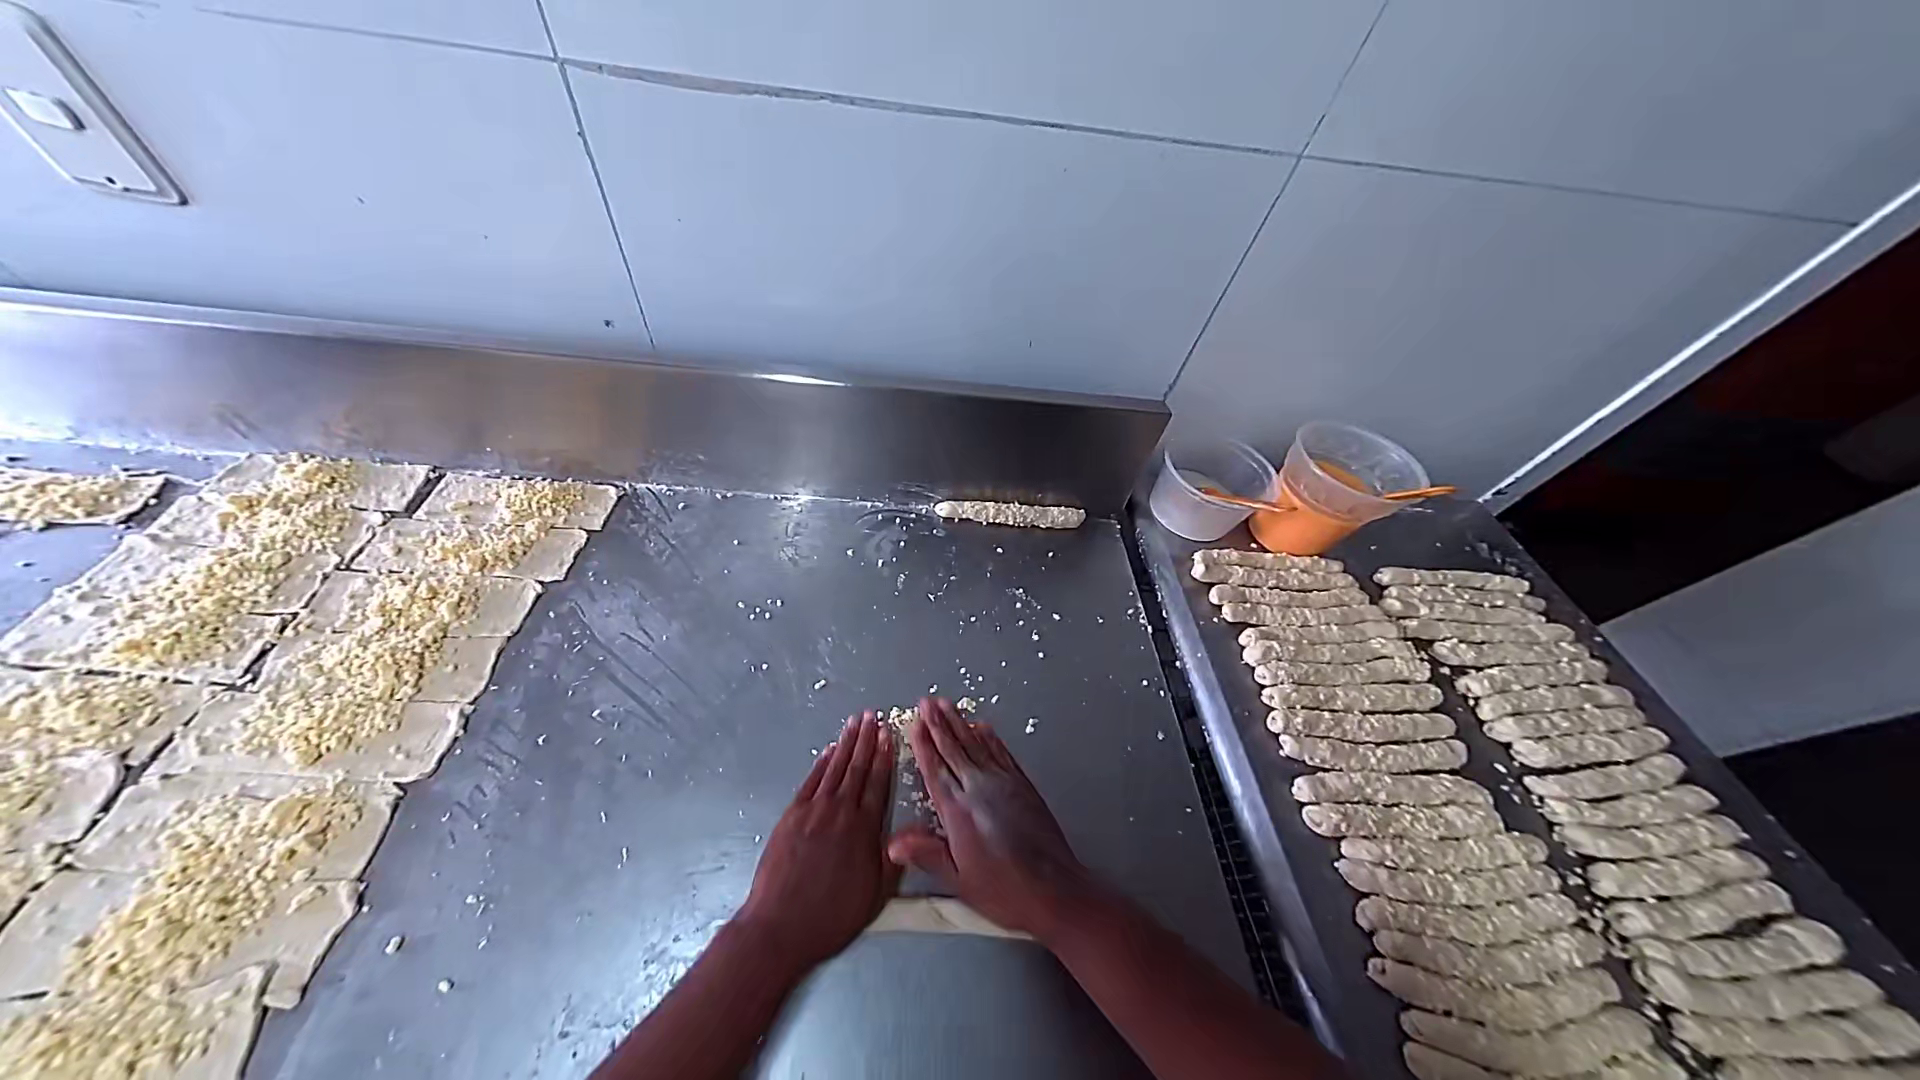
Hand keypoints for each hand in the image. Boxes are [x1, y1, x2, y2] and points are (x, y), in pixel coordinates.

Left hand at [735, 711, 901, 968]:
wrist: (780, 926)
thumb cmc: (832, 915)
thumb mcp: (876, 894)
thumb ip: (894, 858)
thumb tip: (909, 832)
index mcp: (864, 828)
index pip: (878, 782)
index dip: (885, 756)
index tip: (889, 734)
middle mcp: (840, 811)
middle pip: (857, 767)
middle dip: (866, 739)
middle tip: (872, 716)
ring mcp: (813, 810)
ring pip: (835, 767)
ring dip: (846, 743)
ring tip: (854, 722)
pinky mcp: (791, 815)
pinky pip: (811, 781)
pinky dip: (821, 762)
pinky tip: (829, 750)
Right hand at [887, 697, 1098, 941]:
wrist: (1053, 890)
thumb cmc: (1005, 889)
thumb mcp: (958, 879)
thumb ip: (926, 854)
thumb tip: (894, 843)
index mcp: (958, 810)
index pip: (935, 768)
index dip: (923, 743)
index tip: (915, 723)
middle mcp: (980, 789)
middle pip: (954, 748)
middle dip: (938, 723)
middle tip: (928, 702)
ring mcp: (1004, 784)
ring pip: (976, 745)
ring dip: (960, 723)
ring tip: (948, 705)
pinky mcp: (1023, 786)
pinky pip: (1002, 754)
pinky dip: (990, 738)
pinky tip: (983, 727)